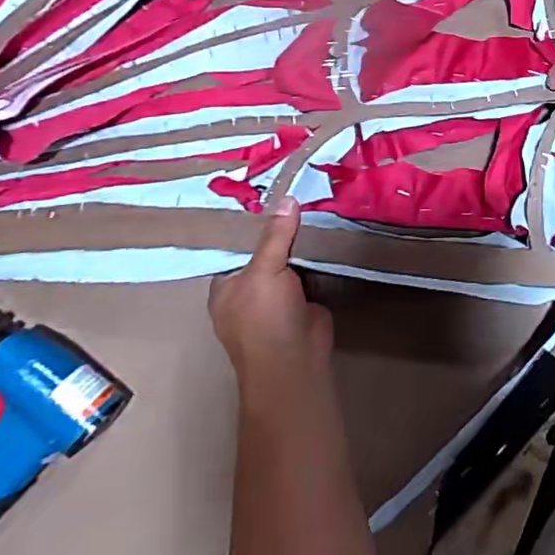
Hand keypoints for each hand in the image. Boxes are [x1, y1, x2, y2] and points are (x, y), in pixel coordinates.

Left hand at [209, 197, 332, 389]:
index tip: (272, 195)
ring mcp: (276, 297)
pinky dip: (317, 258)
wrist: (295, 359)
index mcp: (226, 285)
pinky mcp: (302, 301)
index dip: (253, 223)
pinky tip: (328, 235)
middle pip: (265, 251)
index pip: (236, 245)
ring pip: (288, 261)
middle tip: (302, 196)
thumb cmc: (265, 317)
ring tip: (317, 207)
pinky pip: (309, 272)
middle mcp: (248, 290)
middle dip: (282, 230)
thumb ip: (276, 235)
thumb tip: (287, 198)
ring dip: (302, 243)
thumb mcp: (265, 269)